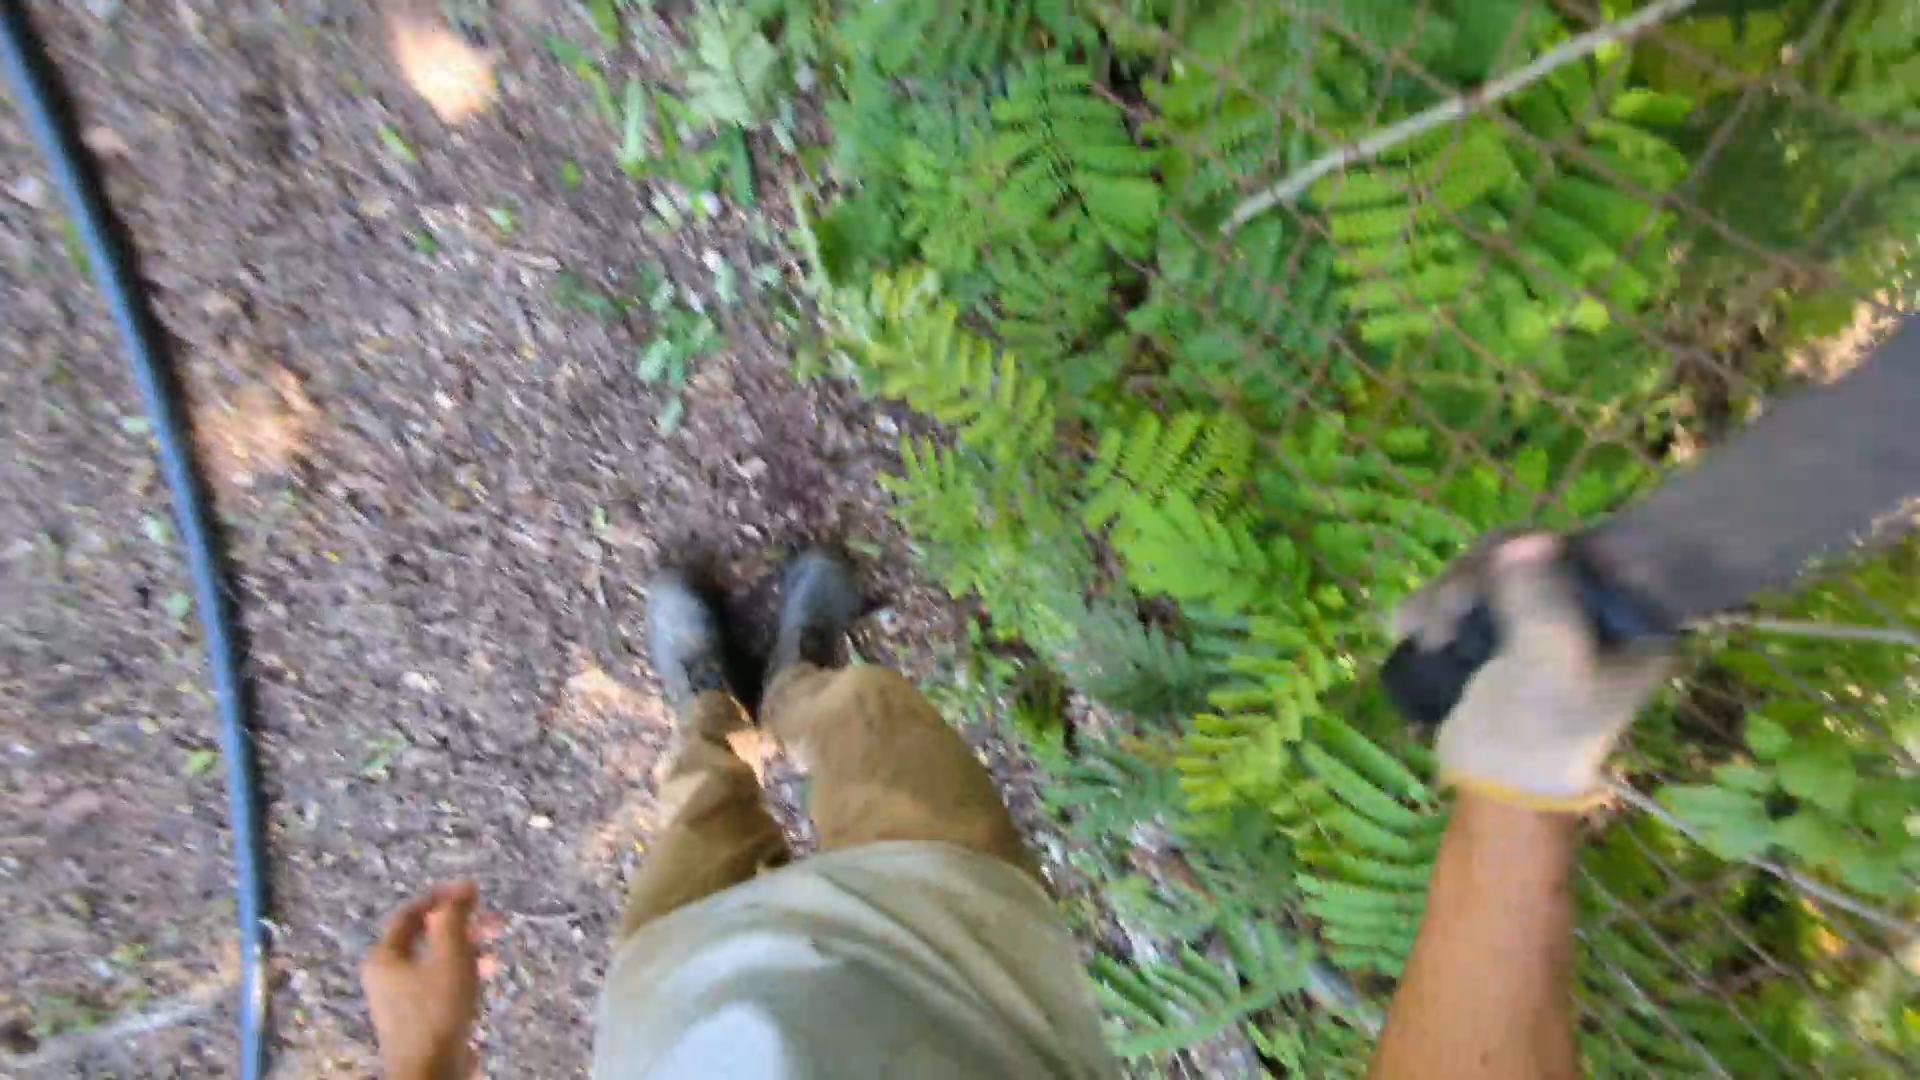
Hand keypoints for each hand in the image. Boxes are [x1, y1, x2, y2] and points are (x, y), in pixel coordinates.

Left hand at [361, 880, 483, 1079]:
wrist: (430, 1071)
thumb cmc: (437, 1007)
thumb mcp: (450, 954)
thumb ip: (455, 916)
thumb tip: (463, 885)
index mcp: (386, 957)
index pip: (410, 912)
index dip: (441, 896)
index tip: (474, 889)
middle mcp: (388, 974)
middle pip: (426, 934)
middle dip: (462, 922)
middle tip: (493, 919)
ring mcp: (401, 997)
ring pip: (437, 956)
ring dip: (468, 945)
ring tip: (496, 946)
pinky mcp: (419, 1014)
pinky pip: (441, 978)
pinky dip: (464, 968)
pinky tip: (486, 972)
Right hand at [1395, 534, 1671, 809]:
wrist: (1495, 782)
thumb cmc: (1540, 732)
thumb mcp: (1549, 666)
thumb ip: (1540, 603)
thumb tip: (1524, 538)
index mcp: (1623, 615)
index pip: (1570, 551)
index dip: (1518, 555)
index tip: (1480, 579)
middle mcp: (1580, 608)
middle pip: (1514, 559)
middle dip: (1466, 586)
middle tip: (1442, 620)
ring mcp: (1530, 619)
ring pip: (1475, 577)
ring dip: (1439, 601)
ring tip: (1420, 636)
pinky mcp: (1489, 632)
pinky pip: (1451, 597)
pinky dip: (1424, 609)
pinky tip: (1404, 630)